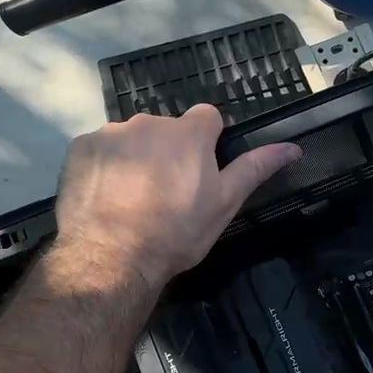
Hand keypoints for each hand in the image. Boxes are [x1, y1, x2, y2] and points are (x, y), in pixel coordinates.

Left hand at [54, 105, 299, 289]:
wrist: (112, 255)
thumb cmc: (178, 231)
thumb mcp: (225, 202)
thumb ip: (255, 168)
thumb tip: (292, 147)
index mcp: (189, 133)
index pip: (207, 117)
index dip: (208, 141)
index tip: (204, 168)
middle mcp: (149, 122)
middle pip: (167, 129)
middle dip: (170, 151)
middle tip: (170, 192)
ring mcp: (110, 133)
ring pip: (132, 140)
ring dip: (138, 158)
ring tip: (136, 198)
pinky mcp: (79, 148)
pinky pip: (101, 150)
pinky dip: (108, 167)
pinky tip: (110, 197)